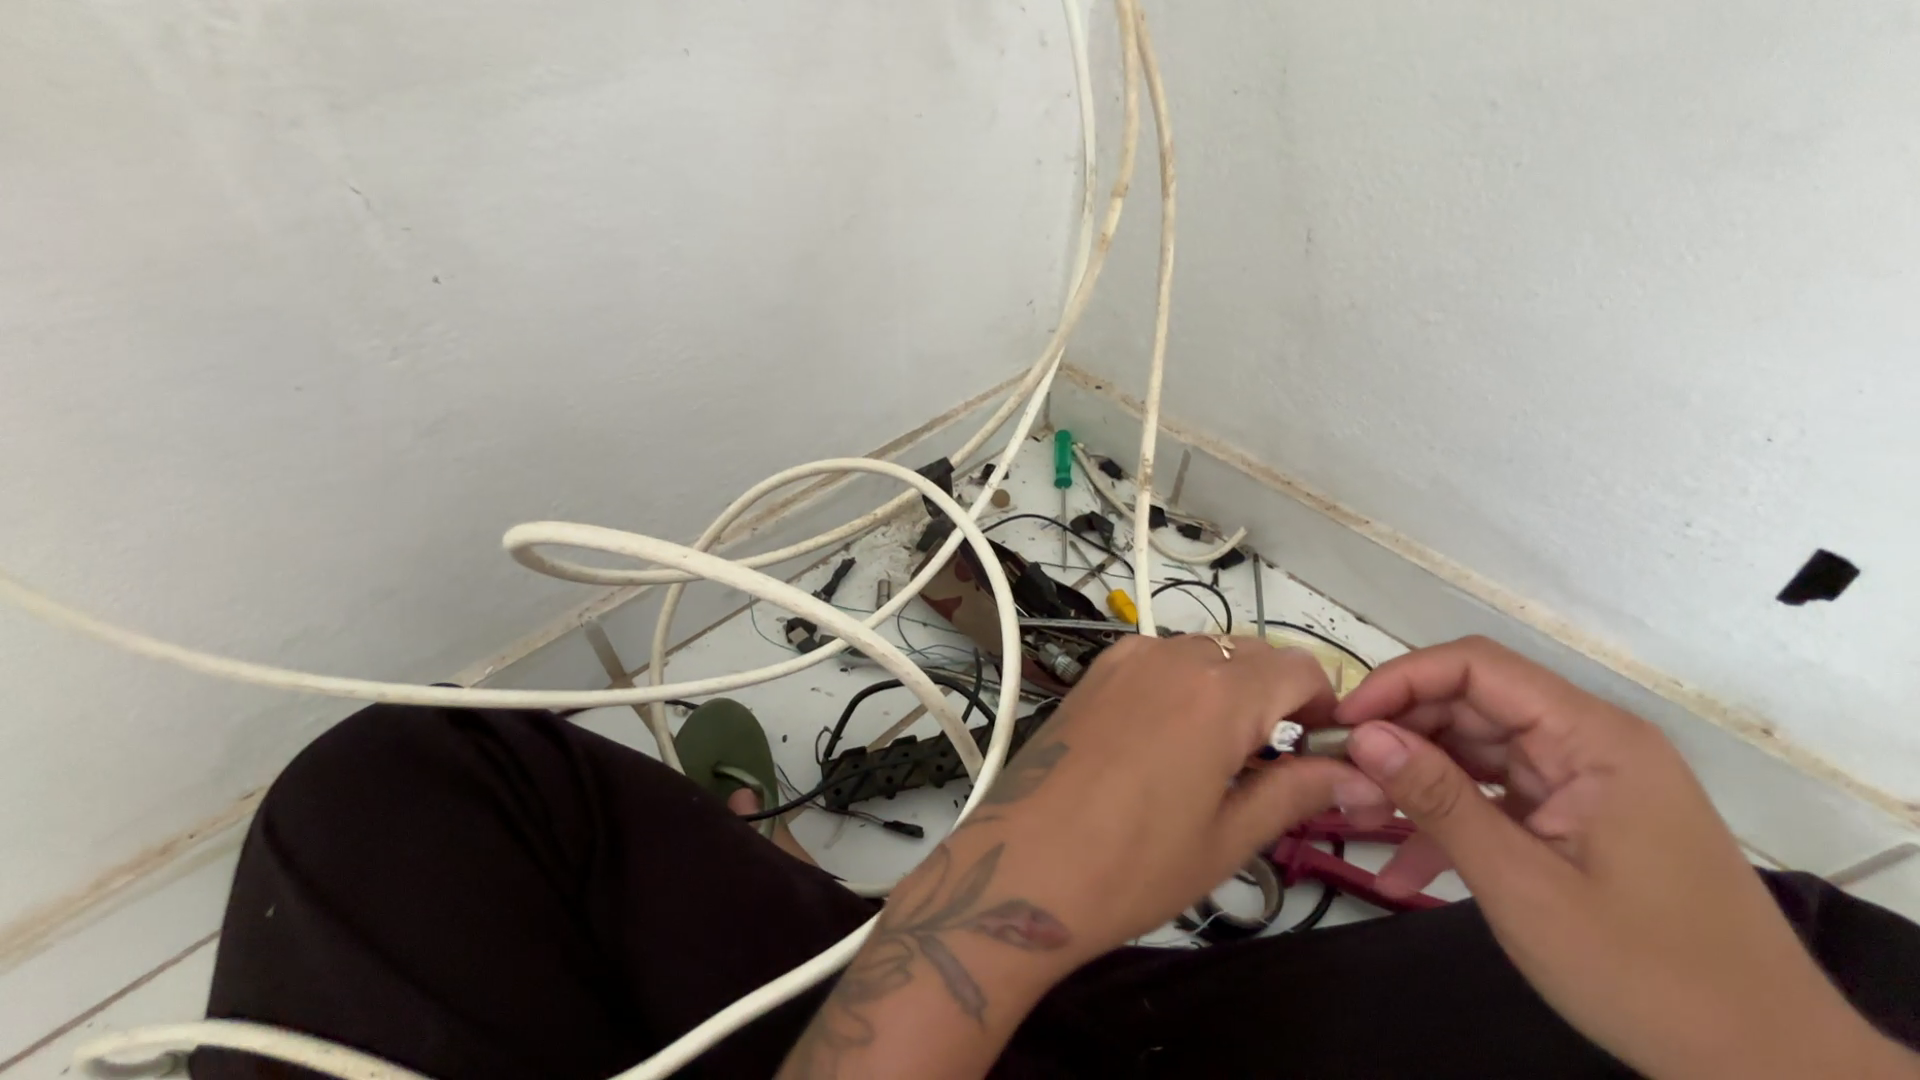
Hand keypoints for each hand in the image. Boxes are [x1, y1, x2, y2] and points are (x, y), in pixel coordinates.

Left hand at [963, 633, 1387, 966]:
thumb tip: (1361, 778)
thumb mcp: (1228, 837)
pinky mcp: (1093, 673)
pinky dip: (1181, 686)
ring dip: (1227, 690)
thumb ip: (1298, 791)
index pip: (1301, 668)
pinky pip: (1158, 661)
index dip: (1324, 706)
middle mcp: (1172, 656)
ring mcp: (1125, 659)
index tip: (1320, 751)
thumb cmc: (1132, 866)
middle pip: (1252, 655)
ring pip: (1203, 654)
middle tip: (1271, 765)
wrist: (1021, 868)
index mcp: (1219, 692)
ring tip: (1215, 758)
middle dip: (1277, 699)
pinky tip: (1166, 741)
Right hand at [1336, 636, 1916, 1079]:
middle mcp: (1589, 745)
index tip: (1343, 724)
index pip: (1477, 667)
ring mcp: (1584, 785)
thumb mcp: (1524, 885)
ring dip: (1414, 786)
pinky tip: (1400, 870)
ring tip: (1356, 822)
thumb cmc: (1649, 973)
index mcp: (1593, 739)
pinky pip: (1496, 801)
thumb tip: (1363, 735)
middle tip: (1341, 782)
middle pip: (1469, 707)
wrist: (1765, 1067)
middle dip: (1399, 739)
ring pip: (1473, 754)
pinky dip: (1448, 826)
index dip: (1400, 681)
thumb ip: (1439, 800)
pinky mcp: (1577, 821)